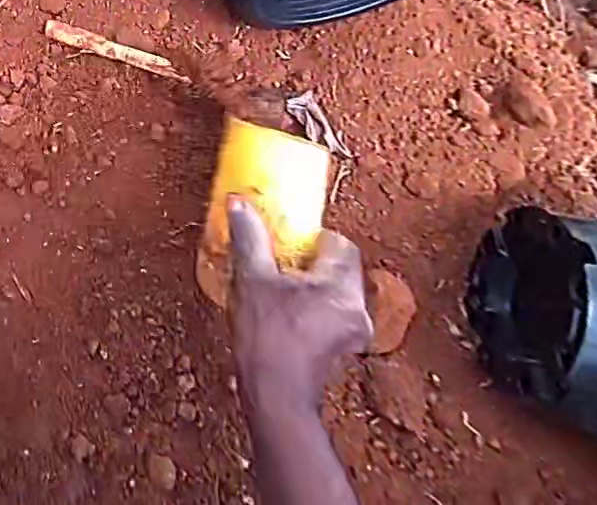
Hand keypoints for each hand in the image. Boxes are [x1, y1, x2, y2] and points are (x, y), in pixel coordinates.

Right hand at [228, 195, 371, 413]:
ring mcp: (352, 333)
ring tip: (273, 283)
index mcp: (341, 287)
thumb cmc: (267, 334)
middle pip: (338, 267)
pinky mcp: (341, 349)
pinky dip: (308, 303)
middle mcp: (356, 309)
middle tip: (274, 257)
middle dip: (306, 259)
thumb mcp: (252, 277)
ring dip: (306, 282)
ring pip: (333, 290)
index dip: (312, 236)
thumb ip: (249, 237)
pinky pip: (329, 311)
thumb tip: (240, 203)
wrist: (275, 393)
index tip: (285, 236)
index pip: (340, 244)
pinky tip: (279, 308)